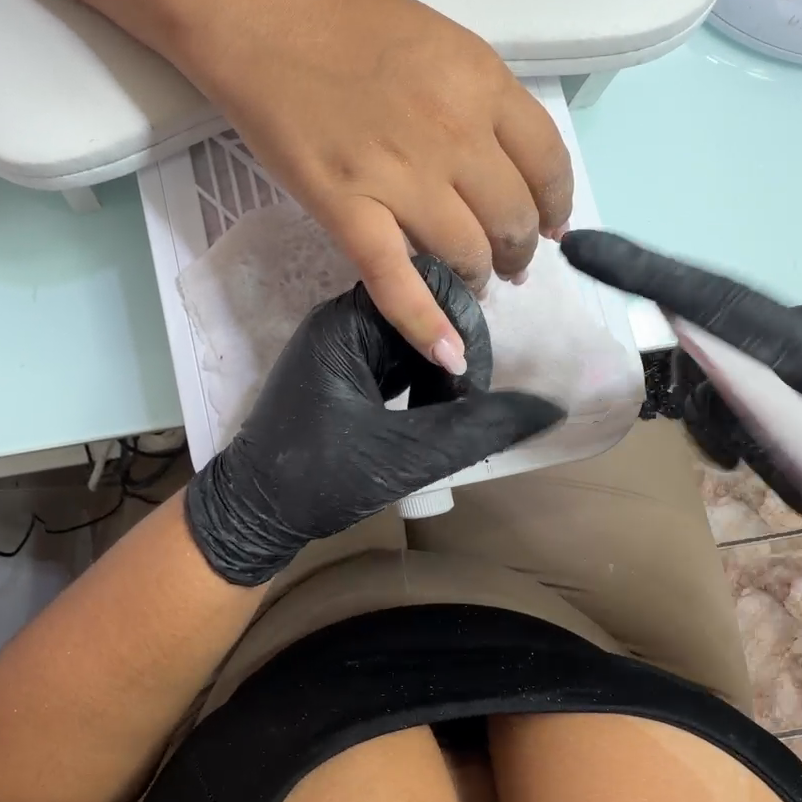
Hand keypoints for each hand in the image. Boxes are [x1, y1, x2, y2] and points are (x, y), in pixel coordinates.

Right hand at [176, 0, 571, 376]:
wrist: (256, 16)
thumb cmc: (338, 19)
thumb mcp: (434, 43)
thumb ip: (474, 101)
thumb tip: (492, 165)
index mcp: (482, 82)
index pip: (547, 163)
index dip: (554, 206)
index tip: (547, 229)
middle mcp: (454, 134)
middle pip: (511, 218)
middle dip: (516, 253)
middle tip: (505, 266)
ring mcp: (399, 176)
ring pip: (464, 252)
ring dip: (476, 279)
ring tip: (469, 287)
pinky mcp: (346, 208)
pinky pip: (395, 280)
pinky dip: (424, 324)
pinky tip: (446, 352)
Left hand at [185, 255, 563, 585]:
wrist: (253, 512)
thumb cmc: (318, 479)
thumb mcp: (404, 454)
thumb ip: (476, 427)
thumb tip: (548, 408)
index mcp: (345, 324)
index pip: (427, 288)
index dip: (465, 329)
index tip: (475, 386)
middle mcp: (340, 322)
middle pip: (421, 309)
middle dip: (455, 354)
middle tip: (470, 404)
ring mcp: (339, 347)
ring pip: (411, 337)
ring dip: (440, 371)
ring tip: (455, 413)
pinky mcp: (341, 372)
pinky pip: (394, 359)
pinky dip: (420, 382)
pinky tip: (434, 413)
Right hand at [561, 231, 801, 560]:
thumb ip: (751, 425)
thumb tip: (700, 377)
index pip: (725, 307)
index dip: (646, 274)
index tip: (583, 245)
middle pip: (726, 330)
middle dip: (703, 386)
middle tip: (722, 455)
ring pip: (748, 341)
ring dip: (733, 392)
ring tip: (763, 452)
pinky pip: (777, 345)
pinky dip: (760, 384)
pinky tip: (785, 427)